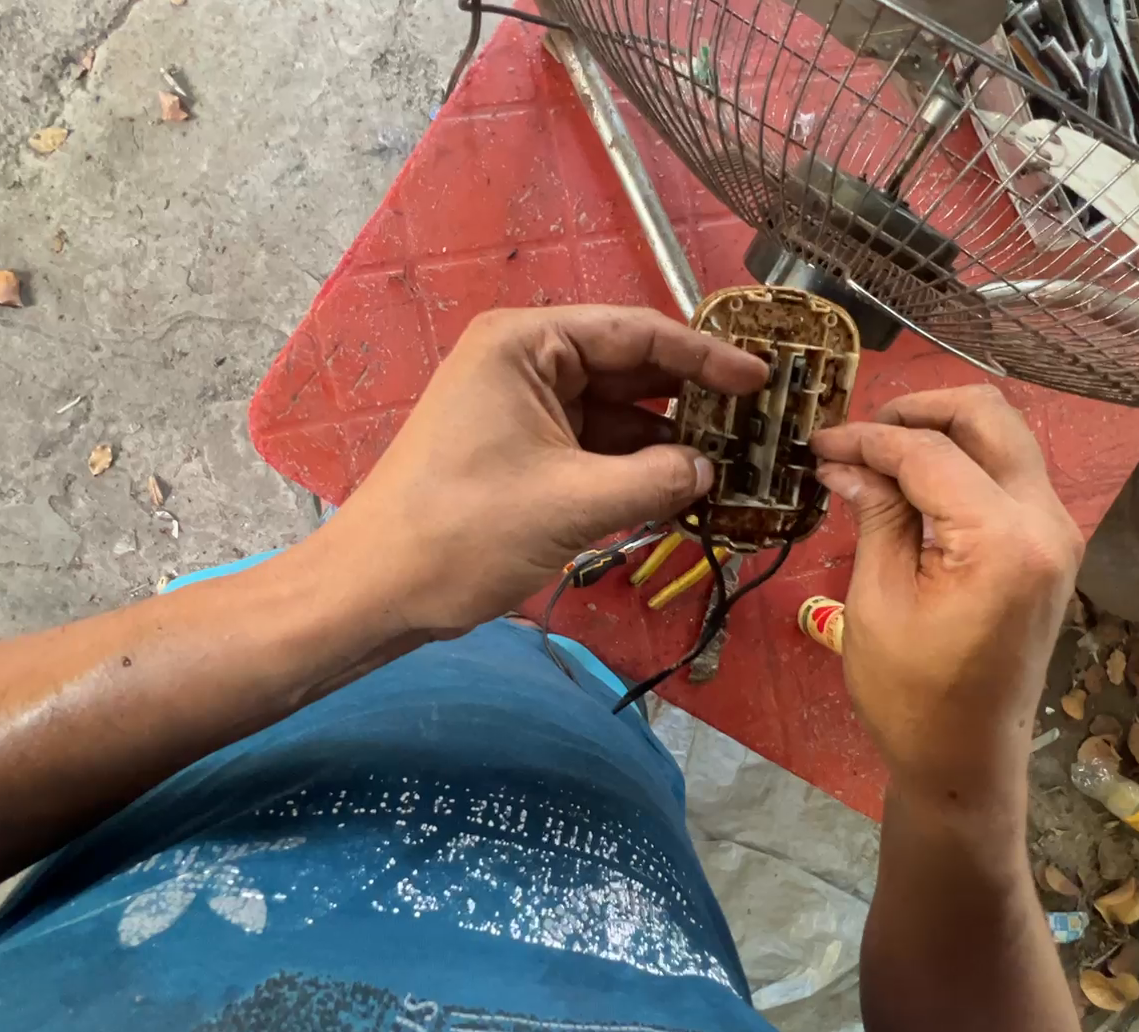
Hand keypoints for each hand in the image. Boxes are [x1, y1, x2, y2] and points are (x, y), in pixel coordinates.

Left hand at [310, 306, 766, 635]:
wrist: (377, 591)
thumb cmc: (466, 531)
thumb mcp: (574, 503)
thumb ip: (656, 479)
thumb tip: (711, 470)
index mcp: (527, 345)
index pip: (635, 333)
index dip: (705, 357)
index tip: (761, 378)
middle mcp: (525, 364)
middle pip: (627, 372)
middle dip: (688, 401)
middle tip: (753, 426)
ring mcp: (522, 410)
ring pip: (613, 416)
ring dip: (664, 442)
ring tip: (728, 464)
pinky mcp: (521, 453)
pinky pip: (592, 450)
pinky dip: (631, 469)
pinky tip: (677, 490)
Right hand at [809, 386, 1082, 811]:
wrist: (965, 757)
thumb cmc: (909, 693)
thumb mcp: (877, 599)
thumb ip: (874, 515)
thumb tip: (844, 462)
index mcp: (1001, 539)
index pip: (929, 452)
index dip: (866, 438)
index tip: (818, 442)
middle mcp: (1046, 521)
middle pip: (989, 416)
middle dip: (917, 409)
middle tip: (858, 434)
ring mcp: (1057, 532)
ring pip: (1004, 438)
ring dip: (940, 432)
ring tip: (877, 454)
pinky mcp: (1047, 546)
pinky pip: (1007, 475)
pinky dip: (959, 463)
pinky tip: (910, 483)